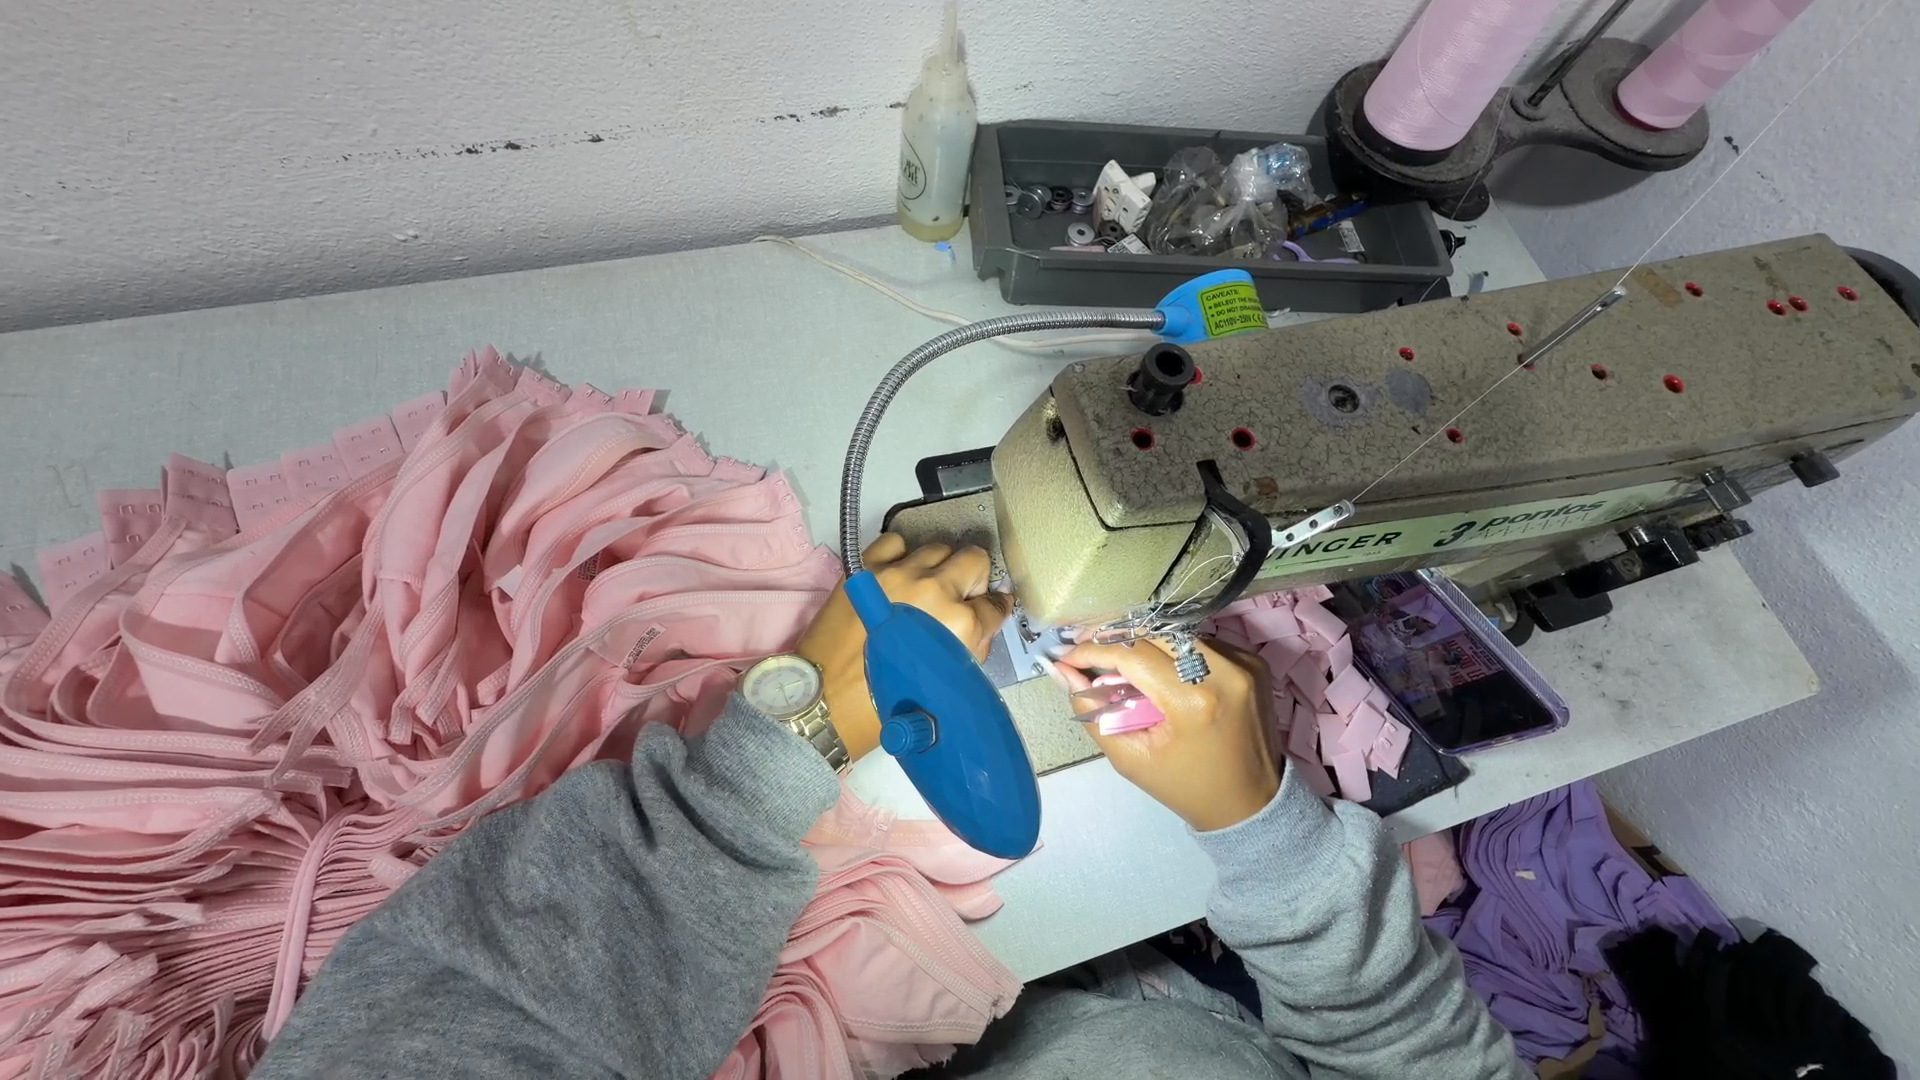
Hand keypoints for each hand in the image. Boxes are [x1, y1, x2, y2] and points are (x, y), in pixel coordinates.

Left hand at [797, 534, 1011, 760]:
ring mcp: (899, 575)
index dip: (993, 611)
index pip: (995, 605)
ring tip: (925, 588)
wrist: (827, 699)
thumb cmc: (891, 701)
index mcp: (960, 624)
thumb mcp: (950, 681)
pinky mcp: (867, 567)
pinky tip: (898, 576)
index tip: (989, 610)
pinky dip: (901, 556)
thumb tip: (983, 621)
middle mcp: (934, 591)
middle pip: (974, 559)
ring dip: (938, 567)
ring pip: (937, 548)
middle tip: (960, 596)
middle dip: (973, 578)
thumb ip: (974, 645)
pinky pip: (895, 543)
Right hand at [1053, 638, 1279, 831]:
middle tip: (1087, 651)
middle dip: (1115, 639)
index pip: (1131, 654)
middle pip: (1153, 633)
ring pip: (1176, 634)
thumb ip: (1092, 710)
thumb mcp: (1130, 757)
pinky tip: (1164, 674)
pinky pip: (1201, 644)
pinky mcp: (1254, 661)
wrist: (1252, 805)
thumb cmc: (1186, 787)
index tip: (1067, 655)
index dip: (1093, 650)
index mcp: (1192, 701)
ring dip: (1145, 644)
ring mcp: (1244, 663)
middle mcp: (1224, 672)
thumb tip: (1062, 671)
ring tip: (1122, 664)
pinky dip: (1176, 653)